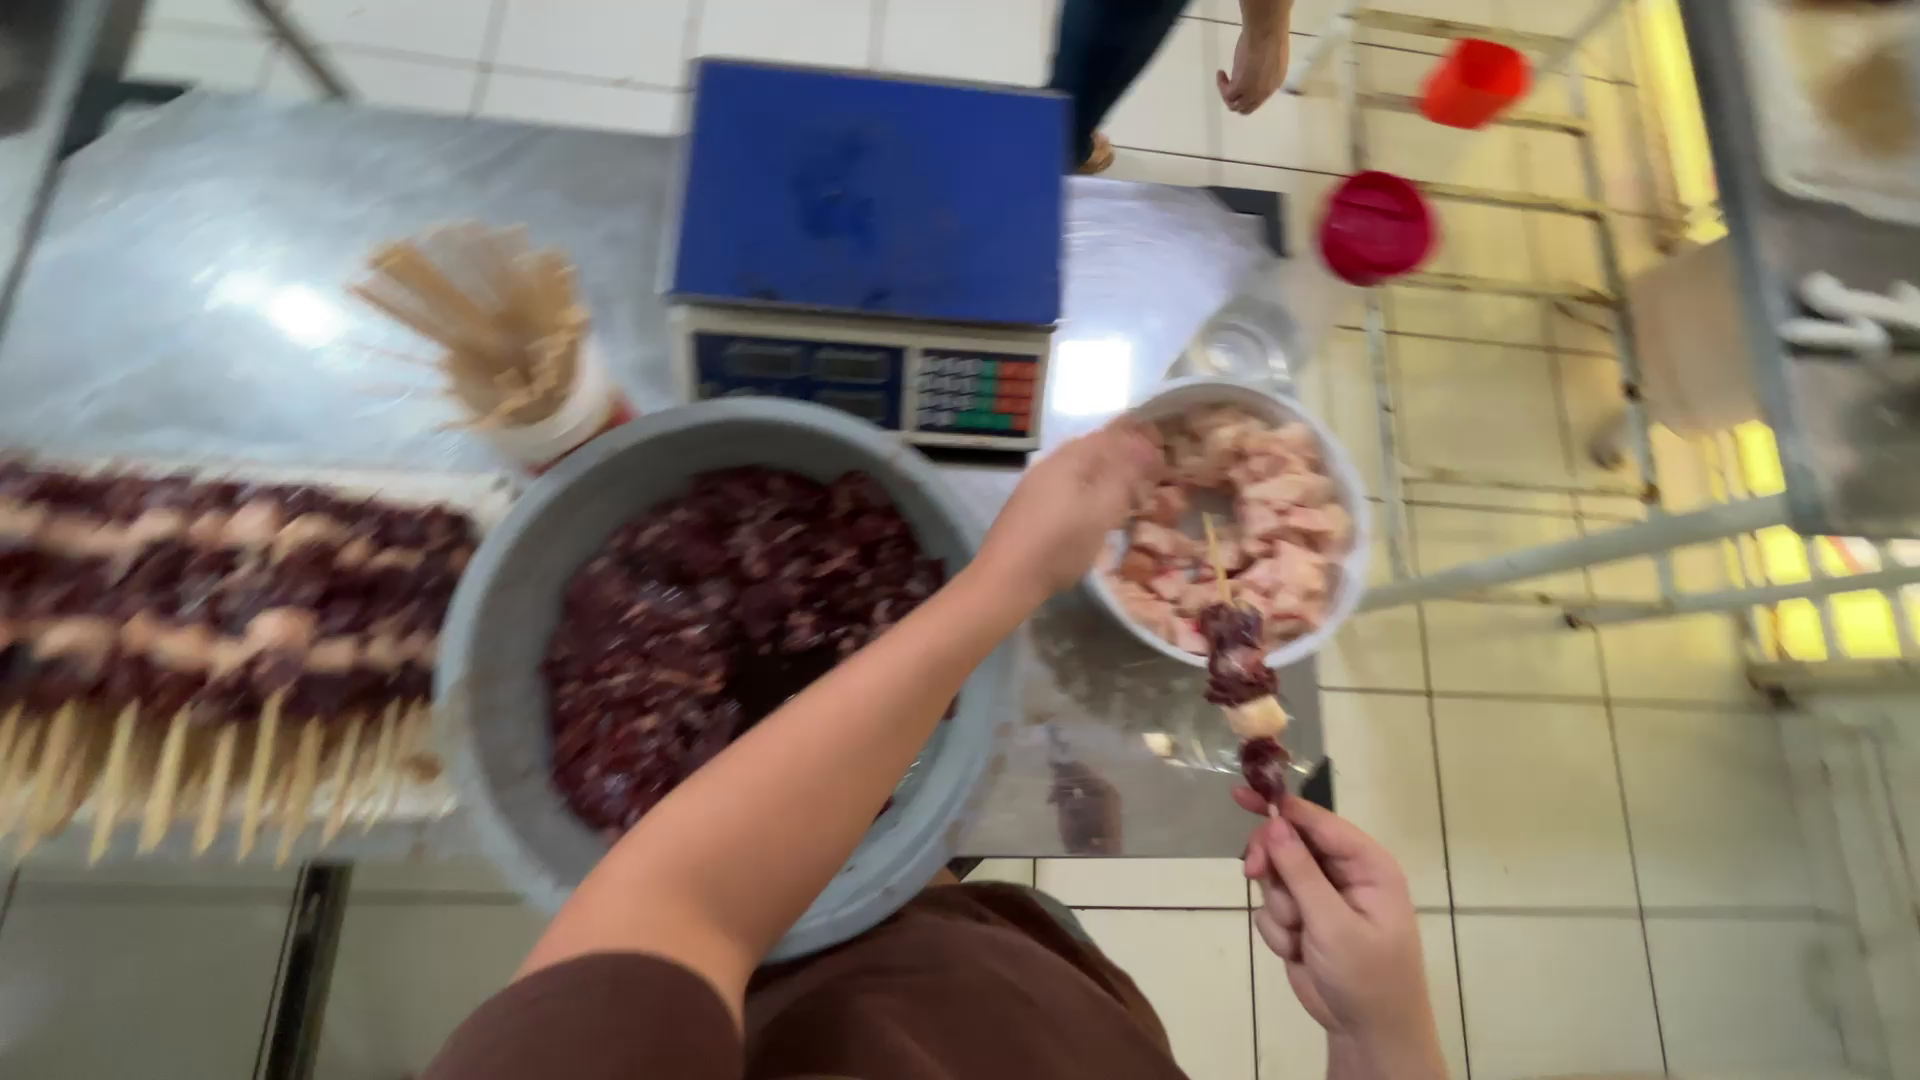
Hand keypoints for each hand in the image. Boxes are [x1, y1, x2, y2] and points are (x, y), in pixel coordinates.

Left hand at [977, 421, 1159, 603]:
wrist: (1006, 579)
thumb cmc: (1059, 545)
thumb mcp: (1100, 511)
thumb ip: (1123, 477)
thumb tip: (1143, 448)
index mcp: (1066, 461)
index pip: (1106, 437)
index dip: (1133, 442)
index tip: (1158, 455)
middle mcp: (1046, 467)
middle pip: (1088, 450)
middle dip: (1117, 456)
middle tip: (1143, 472)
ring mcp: (1032, 488)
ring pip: (1074, 470)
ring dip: (1100, 475)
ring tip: (1122, 492)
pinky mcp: (1027, 510)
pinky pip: (1063, 488)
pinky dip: (1084, 491)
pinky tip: (1090, 510)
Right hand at [1216, 28, 1289, 114]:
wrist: (1267, 29)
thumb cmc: (1272, 34)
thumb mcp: (1272, 56)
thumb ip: (1265, 68)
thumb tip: (1254, 70)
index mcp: (1275, 83)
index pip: (1260, 98)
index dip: (1249, 92)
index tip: (1242, 79)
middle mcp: (1264, 92)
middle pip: (1247, 108)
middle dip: (1238, 100)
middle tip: (1230, 87)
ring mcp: (1252, 92)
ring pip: (1235, 106)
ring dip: (1228, 95)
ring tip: (1224, 79)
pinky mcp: (1239, 88)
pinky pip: (1227, 95)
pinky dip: (1221, 85)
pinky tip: (1221, 73)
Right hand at [1236, 792, 1445, 1077]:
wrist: (1368, 1038)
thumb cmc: (1367, 980)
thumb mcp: (1334, 925)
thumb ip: (1301, 872)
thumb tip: (1274, 822)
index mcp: (1367, 866)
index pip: (1318, 821)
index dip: (1281, 806)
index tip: (1242, 795)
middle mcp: (1344, 873)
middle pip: (1289, 841)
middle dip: (1271, 862)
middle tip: (1253, 873)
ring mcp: (1321, 896)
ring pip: (1275, 874)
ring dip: (1278, 905)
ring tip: (1296, 935)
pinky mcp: (1302, 917)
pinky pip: (1271, 904)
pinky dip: (1276, 928)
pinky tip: (1296, 950)